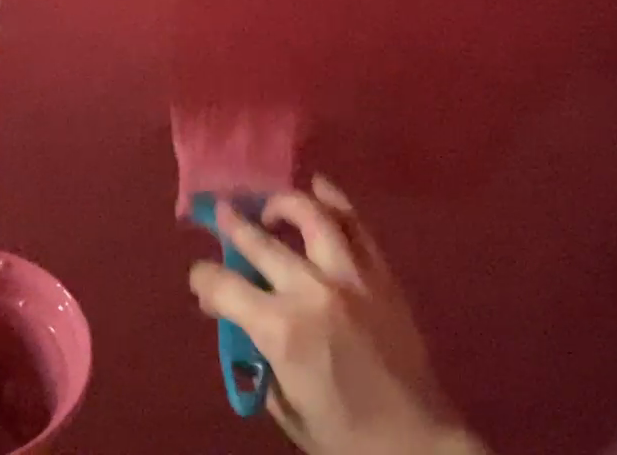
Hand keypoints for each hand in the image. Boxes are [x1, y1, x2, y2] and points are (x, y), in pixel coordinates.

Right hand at [188, 177, 487, 454]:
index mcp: (281, 329)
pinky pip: (355, 225)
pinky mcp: (381, 275)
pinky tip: (319, 187)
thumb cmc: (342, 432)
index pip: (225, 286)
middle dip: (232, 224)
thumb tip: (230, 316)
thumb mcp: (283, 404)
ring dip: (283, 203)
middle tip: (219, 211)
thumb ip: (253, 352)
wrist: (416, 443)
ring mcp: (351, 277)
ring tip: (270, 206)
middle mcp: (312, 291)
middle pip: (260, 241)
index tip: (200, 279)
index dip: (204, 279)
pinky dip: (335, 200)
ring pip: (311, 216)